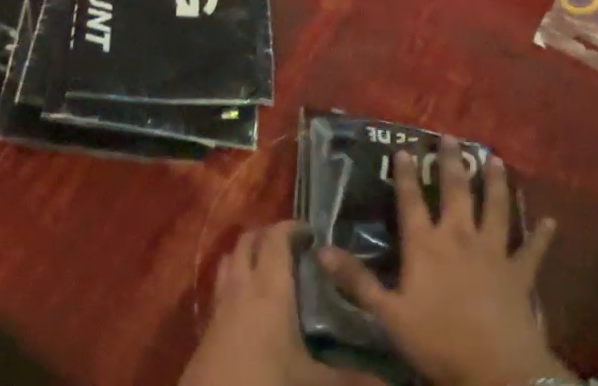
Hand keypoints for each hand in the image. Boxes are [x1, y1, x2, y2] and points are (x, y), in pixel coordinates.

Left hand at [182, 222, 354, 385]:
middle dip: (268, 235)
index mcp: (269, 288)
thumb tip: (389, 383)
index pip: (276, 238)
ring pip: (230, 258)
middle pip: (248, 240)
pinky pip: (220, 284)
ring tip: (269, 267)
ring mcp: (220, 302)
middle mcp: (241, 285)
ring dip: (247, 254)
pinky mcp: (208, 322)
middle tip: (293, 248)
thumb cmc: (265, 381)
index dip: (291, 227)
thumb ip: (351, 379)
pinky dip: (234, 278)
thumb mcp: (312, 381)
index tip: (311, 232)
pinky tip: (249, 302)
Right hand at [318, 140, 571, 385]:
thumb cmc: (438, 339)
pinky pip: (532, 250)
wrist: (498, 368)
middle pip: (456, 192)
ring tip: (496, 160)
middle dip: (452, 163)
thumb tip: (320, 249)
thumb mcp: (388, 313)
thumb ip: (356, 280)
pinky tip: (550, 222)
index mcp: (425, 245)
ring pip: (496, 208)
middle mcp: (459, 237)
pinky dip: (542, 236)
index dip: (405, 174)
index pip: (410, 201)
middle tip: (452, 138)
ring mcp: (494, 253)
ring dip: (496, 183)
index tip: (403, 148)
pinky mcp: (521, 274)